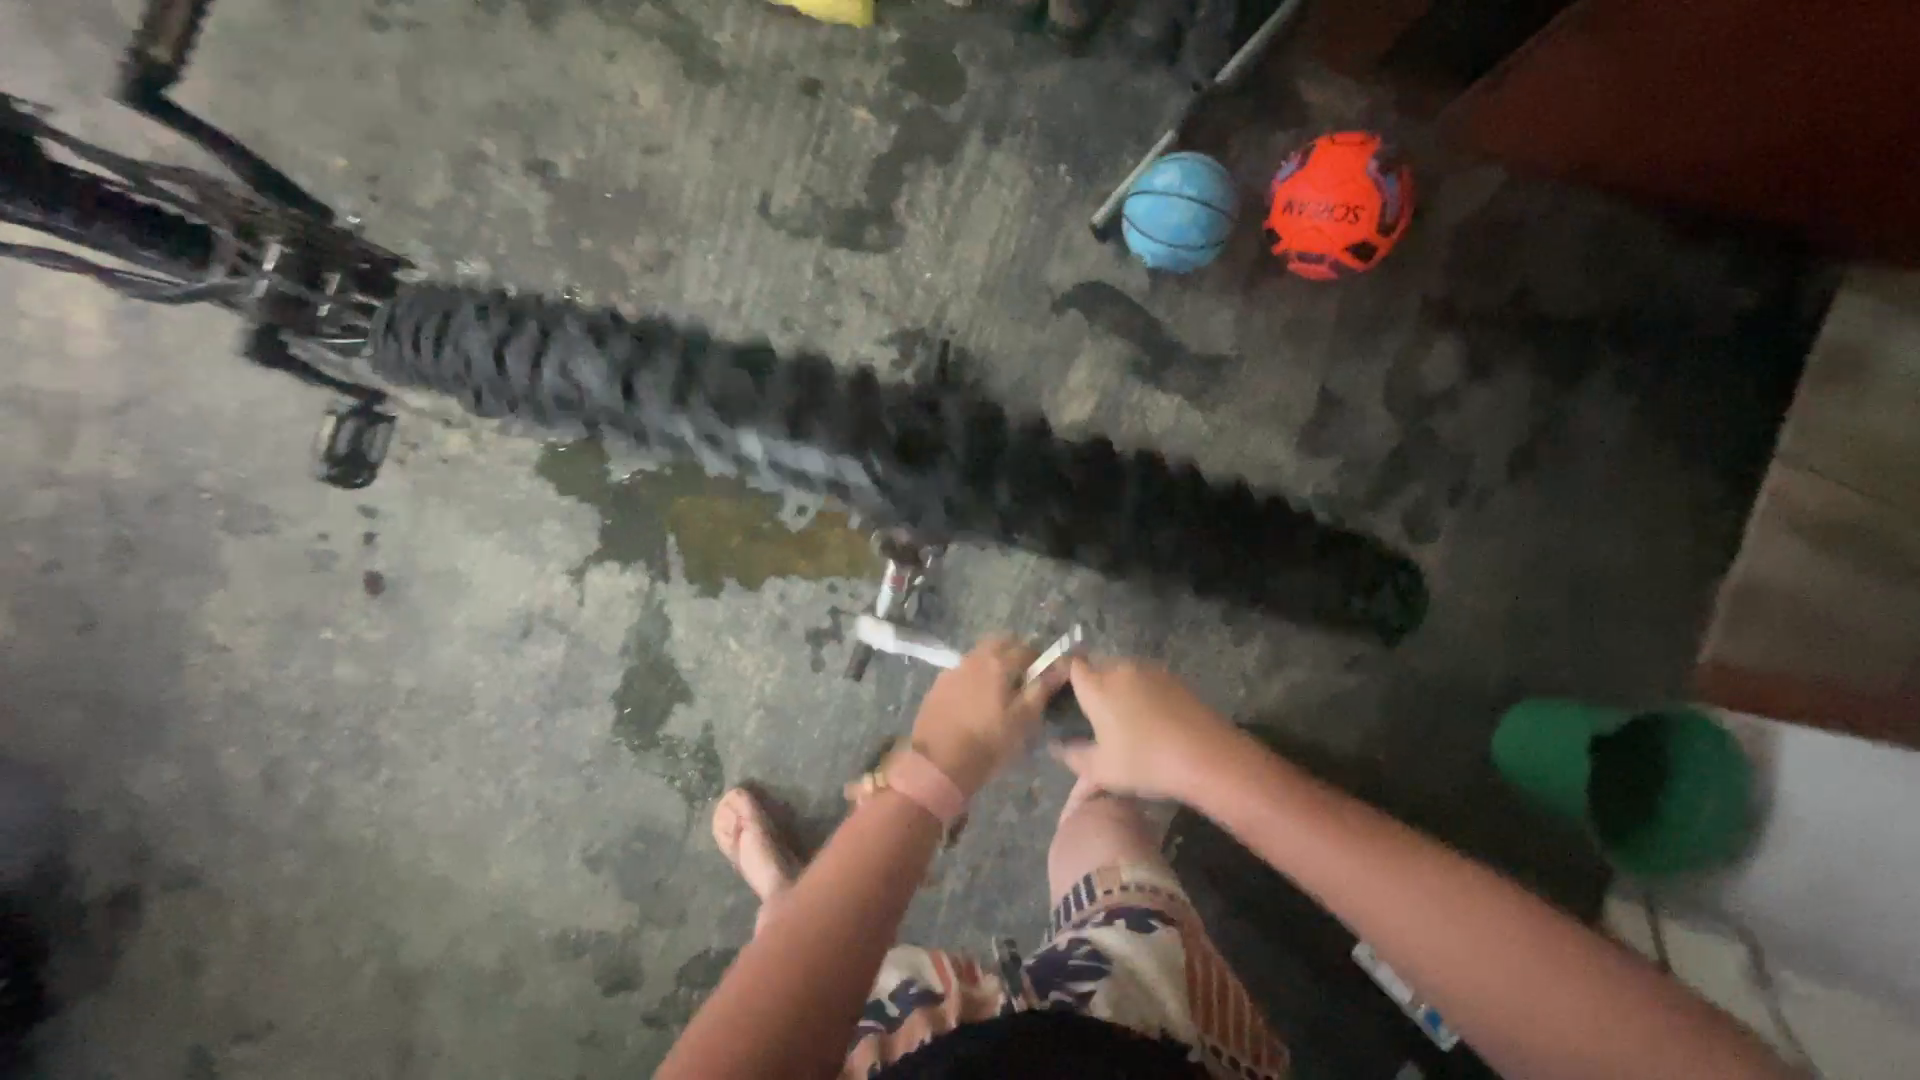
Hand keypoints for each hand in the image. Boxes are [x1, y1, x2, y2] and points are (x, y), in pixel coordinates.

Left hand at [911, 637, 1066, 796]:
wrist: (938, 763)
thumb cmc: (988, 742)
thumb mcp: (1023, 719)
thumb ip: (1042, 688)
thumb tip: (1061, 666)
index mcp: (997, 663)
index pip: (1026, 649)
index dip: (1038, 661)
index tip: (1043, 678)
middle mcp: (973, 658)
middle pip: (999, 644)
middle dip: (1014, 655)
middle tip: (1022, 681)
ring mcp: (952, 670)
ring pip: (979, 656)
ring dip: (992, 665)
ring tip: (998, 694)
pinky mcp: (937, 685)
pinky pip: (962, 672)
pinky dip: (974, 678)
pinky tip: (975, 703)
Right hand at [1049, 657, 1243, 799]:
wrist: (1207, 756)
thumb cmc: (1145, 762)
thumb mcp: (1102, 770)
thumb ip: (1074, 756)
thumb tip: (1057, 747)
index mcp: (1098, 686)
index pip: (1073, 664)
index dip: (1066, 674)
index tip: (1064, 693)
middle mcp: (1122, 669)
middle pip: (1099, 665)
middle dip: (1093, 682)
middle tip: (1093, 712)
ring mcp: (1152, 671)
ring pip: (1125, 671)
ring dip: (1119, 687)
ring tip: (1123, 717)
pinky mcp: (1175, 679)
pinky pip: (1148, 679)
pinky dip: (1143, 693)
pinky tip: (1150, 719)